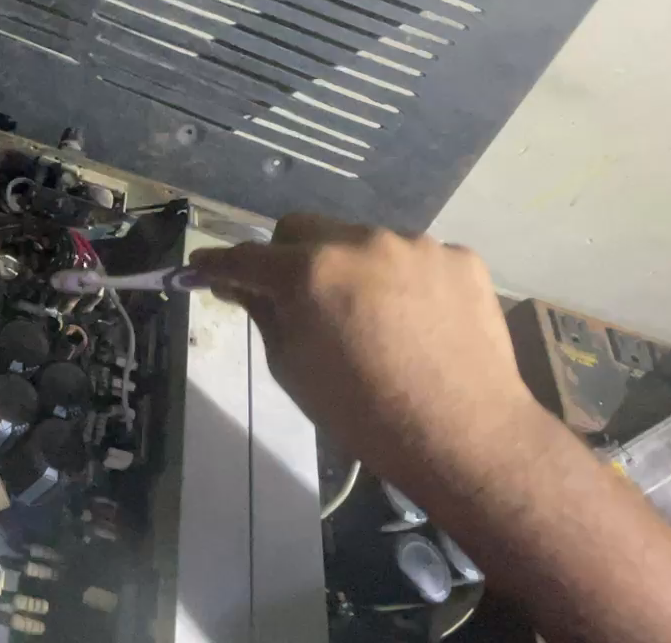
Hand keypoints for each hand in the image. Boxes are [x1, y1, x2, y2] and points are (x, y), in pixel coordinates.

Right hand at [189, 214, 537, 484]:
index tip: (201, 268)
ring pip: (358, 239)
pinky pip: (412, 256)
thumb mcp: (291, 366)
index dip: (218, 264)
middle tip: (298, 296)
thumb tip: (240, 284)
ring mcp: (414, 244)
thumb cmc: (363, 412)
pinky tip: (416, 318)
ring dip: (349, 266)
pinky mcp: (458, 257)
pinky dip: (403, 278)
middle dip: (288, 256)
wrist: (468, 441)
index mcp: (308, 271)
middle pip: (300, 229)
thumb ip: (263, 313)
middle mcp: (358, 241)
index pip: (246, 256)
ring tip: (371, 314)